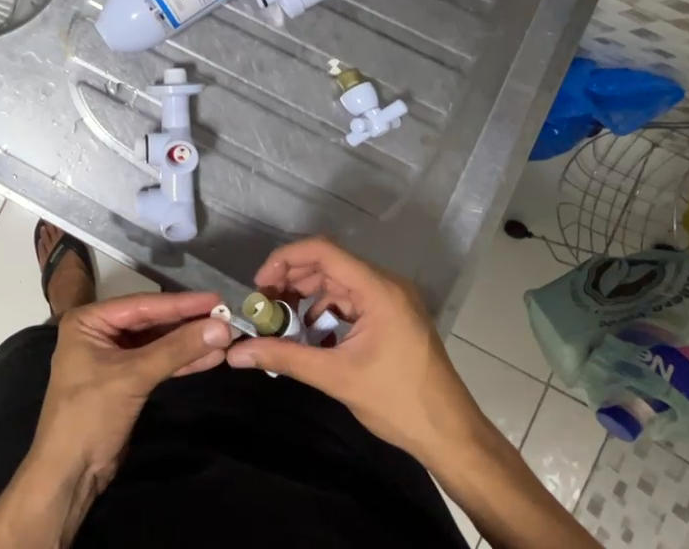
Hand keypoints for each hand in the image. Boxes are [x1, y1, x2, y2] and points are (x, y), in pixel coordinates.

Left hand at [34, 292, 231, 481]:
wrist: (71, 472)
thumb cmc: (91, 414)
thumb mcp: (133, 377)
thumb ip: (176, 350)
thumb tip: (221, 327)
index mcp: (89, 320)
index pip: (142, 305)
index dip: (181, 303)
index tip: (216, 299)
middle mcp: (99, 332)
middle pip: (151, 322)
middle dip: (187, 322)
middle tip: (226, 317)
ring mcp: (113, 357)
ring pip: (157, 343)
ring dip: (188, 343)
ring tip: (226, 338)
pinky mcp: (125, 380)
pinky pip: (157, 363)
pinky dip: (181, 362)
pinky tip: (209, 358)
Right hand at [226, 237, 480, 463]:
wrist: (451, 436)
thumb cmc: (398, 402)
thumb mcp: (336, 378)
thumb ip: (284, 357)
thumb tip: (236, 354)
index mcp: (378, 290)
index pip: (323, 251)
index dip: (285, 260)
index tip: (260, 285)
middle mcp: (386, 285)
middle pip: (329, 264)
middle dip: (291, 280)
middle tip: (263, 306)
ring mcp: (392, 301)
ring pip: (338, 283)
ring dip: (306, 297)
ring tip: (280, 321)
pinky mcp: (392, 317)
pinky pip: (351, 300)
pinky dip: (326, 311)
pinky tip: (309, 335)